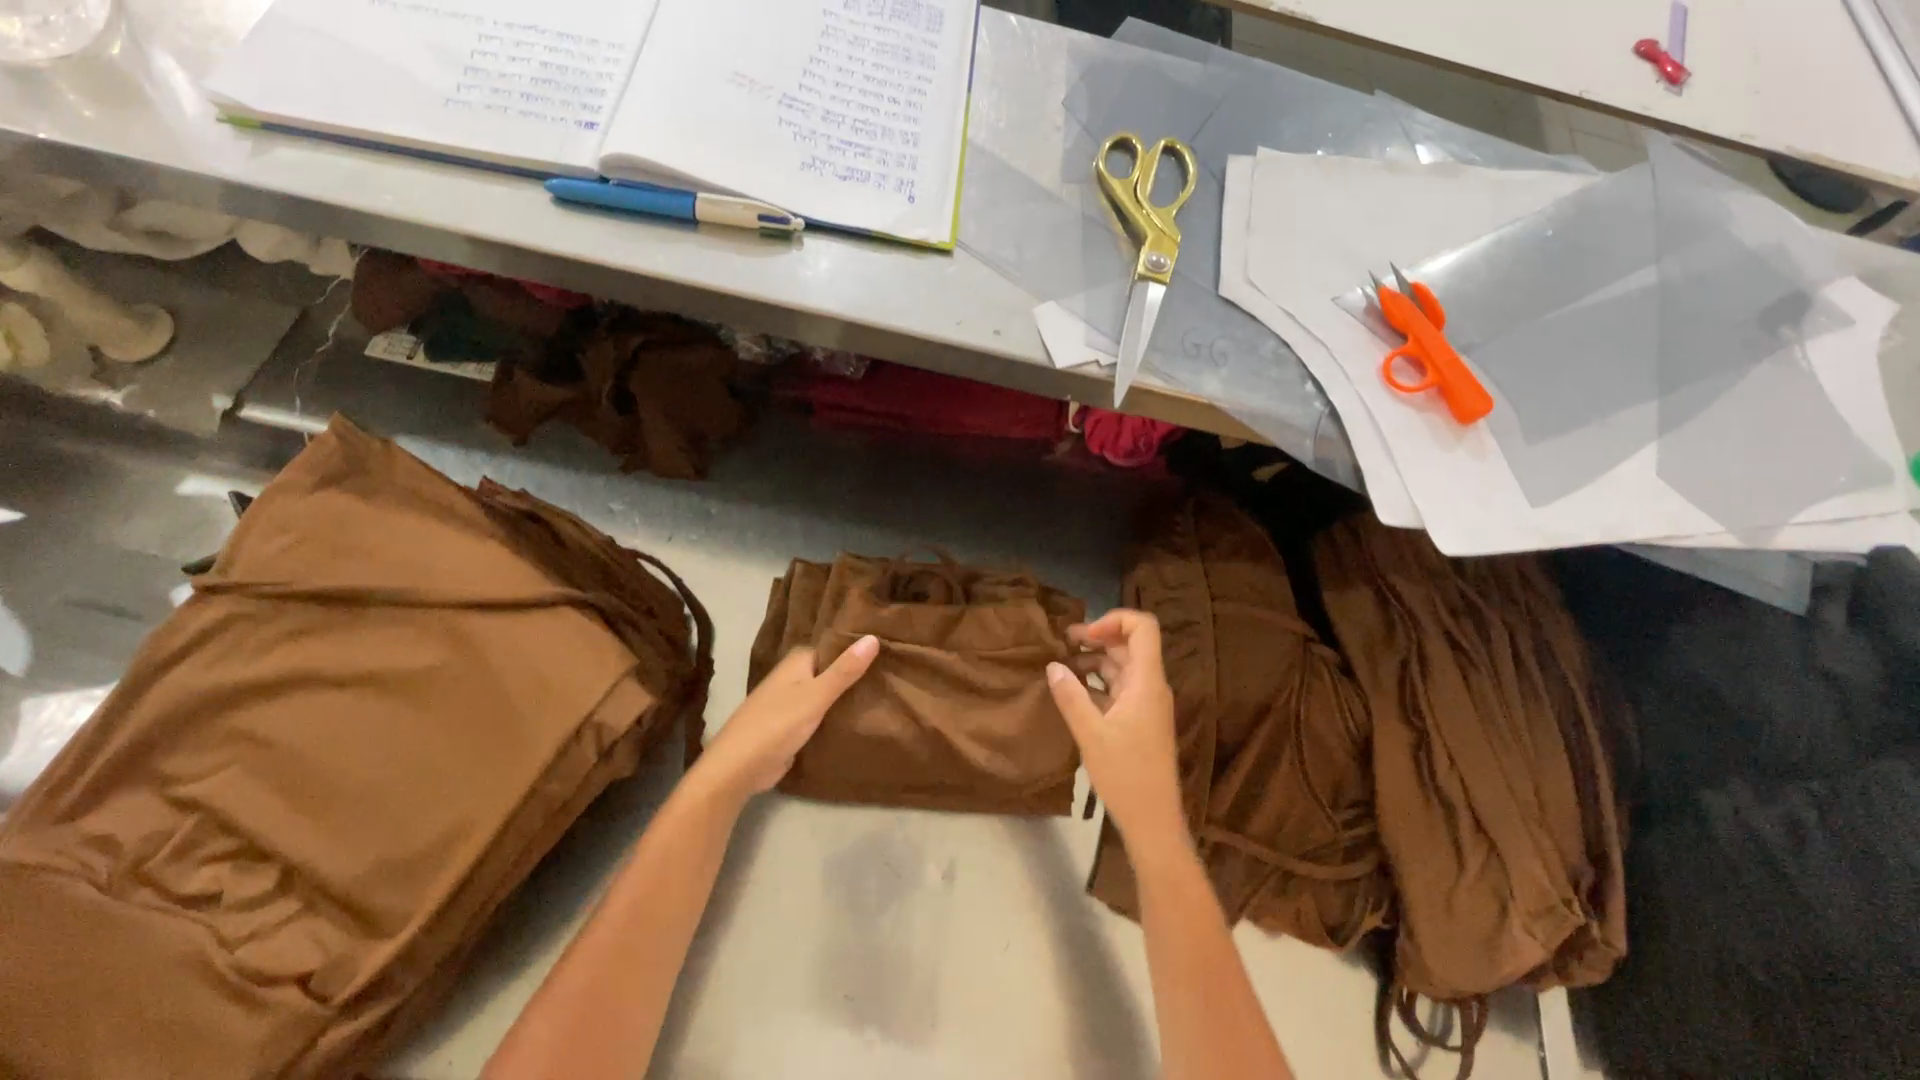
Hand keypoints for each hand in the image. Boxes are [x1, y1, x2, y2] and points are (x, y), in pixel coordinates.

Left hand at [689, 636, 878, 803]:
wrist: (740, 767)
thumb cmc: (776, 724)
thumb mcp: (816, 696)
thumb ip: (844, 670)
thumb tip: (873, 637)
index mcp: (797, 663)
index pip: (833, 646)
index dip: (857, 646)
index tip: (889, 647)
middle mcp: (794, 678)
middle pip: (831, 671)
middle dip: (856, 673)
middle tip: (895, 672)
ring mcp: (792, 704)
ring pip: (828, 695)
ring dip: (848, 697)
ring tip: (888, 694)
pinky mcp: (794, 728)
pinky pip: (822, 717)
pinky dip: (837, 717)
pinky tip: (862, 719)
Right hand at [1047, 610, 1184, 850]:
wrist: (1153, 819)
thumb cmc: (1125, 775)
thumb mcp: (1091, 735)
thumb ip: (1071, 696)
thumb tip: (1053, 666)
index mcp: (1147, 682)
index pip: (1143, 628)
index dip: (1114, 620)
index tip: (1083, 634)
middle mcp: (1151, 687)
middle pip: (1129, 646)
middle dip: (1097, 638)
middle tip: (1061, 643)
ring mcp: (1146, 704)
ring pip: (1122, 668)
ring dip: (1094, 661)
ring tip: (1061, 665)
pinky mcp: (1139, 721)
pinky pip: (1119, 689)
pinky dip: (1097, 683)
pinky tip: (1072, 691)